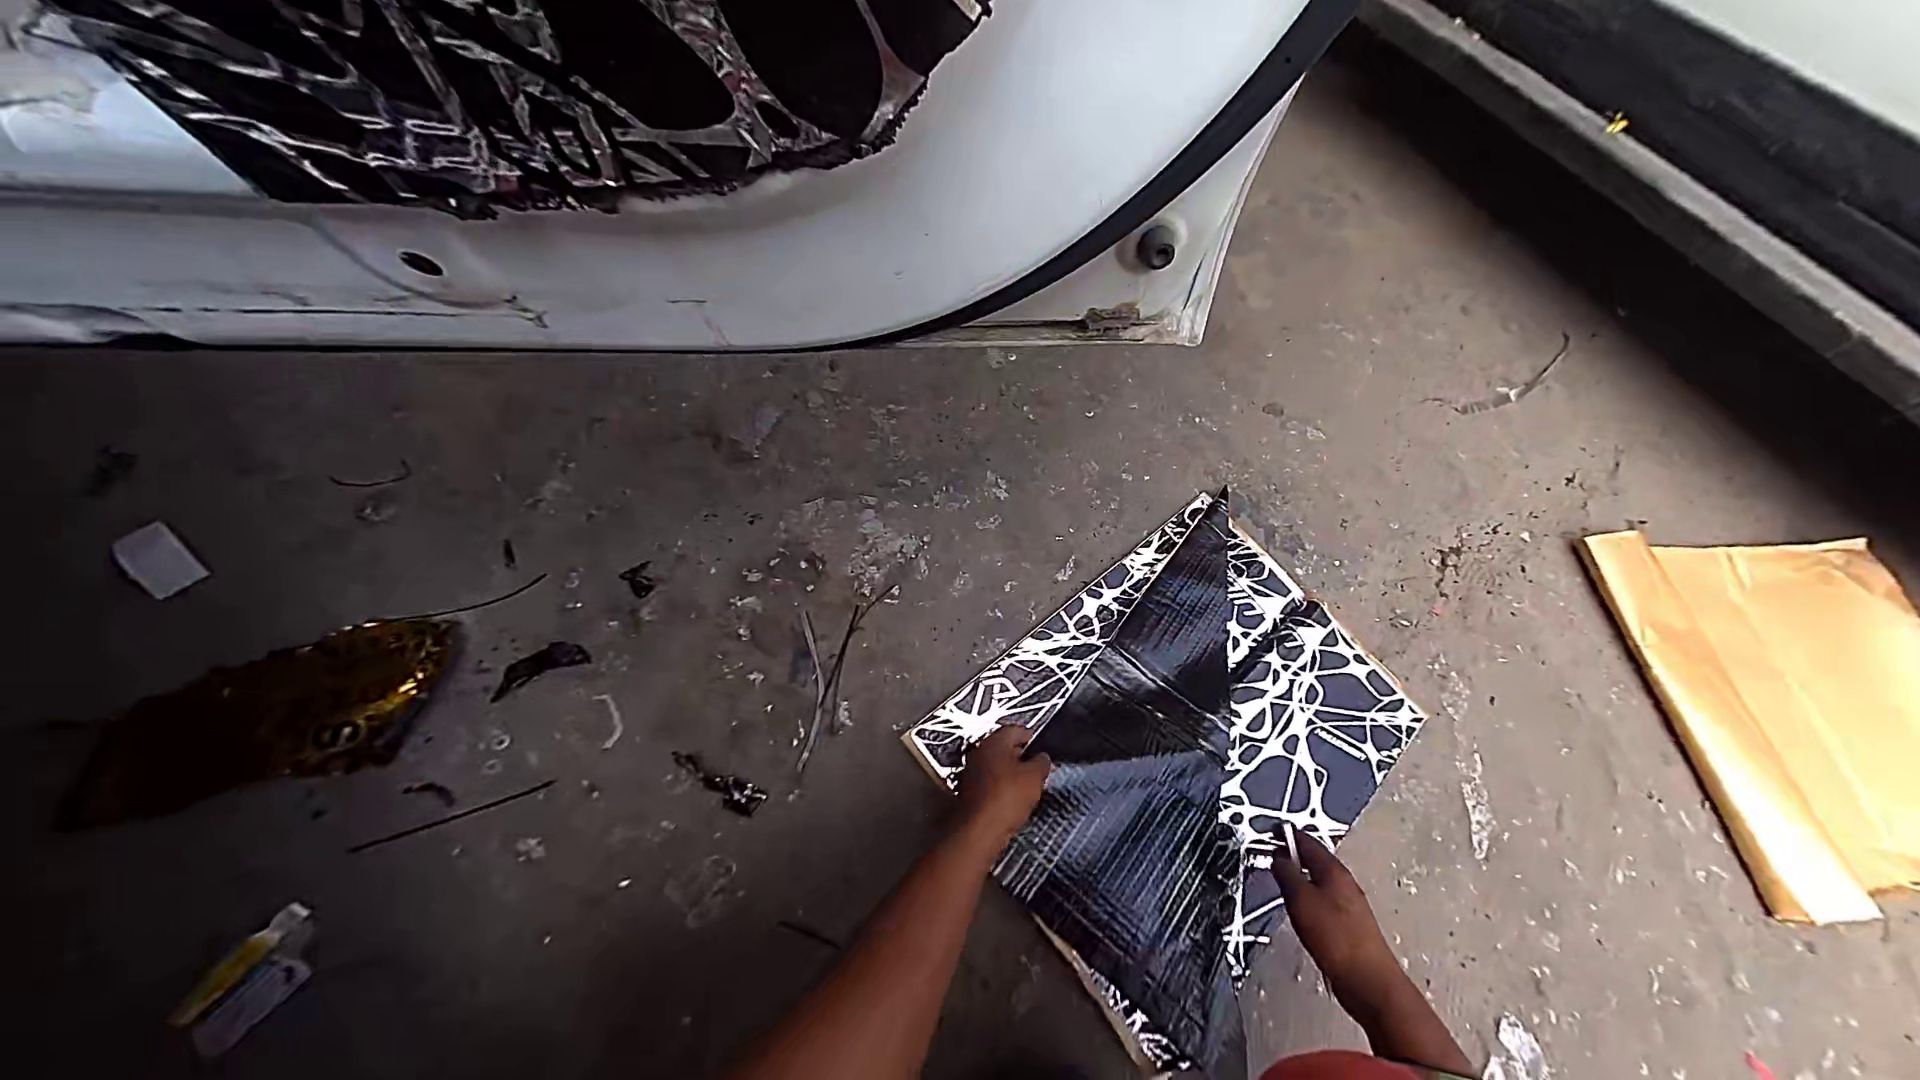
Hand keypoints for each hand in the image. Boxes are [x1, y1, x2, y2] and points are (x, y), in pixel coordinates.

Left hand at [956, 725, 1050, 847]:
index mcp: (994, 742)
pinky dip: (1001, 787)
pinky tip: (1011, 799)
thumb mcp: (1035, 777)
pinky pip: (989, 783)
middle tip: (1036, 766)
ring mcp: (971, 771)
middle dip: (1021, 755)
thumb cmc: (1005, 799)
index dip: (1030, 736)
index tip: (1039, 744)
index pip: (1014, 729)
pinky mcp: (969, 791)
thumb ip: (1042, 763)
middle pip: (1004, 747)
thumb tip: (1043, 758)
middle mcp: (979, 752)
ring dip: (1010, 772)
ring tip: (1026, 785)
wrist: (979, 830)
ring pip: (996, 765)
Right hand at [1271, 830, 1402, 1015]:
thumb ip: (1285, 873)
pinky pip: (1325, 901)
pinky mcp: (1351, 926)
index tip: (1270, 833)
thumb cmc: (1336, 938)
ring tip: (1283, 883)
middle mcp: (1346, 884)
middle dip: (1292, 856)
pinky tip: (1303, 912)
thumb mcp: (1299, 898)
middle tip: (1272, 857)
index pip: (1306, 840)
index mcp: (1334, 870)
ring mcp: (1351, 905)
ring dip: (1301, 878)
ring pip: (1320, 881)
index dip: (1285, 834)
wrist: (1369, 982)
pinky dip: (1309, 899)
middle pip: (1315, 860)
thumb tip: (1278, 858)